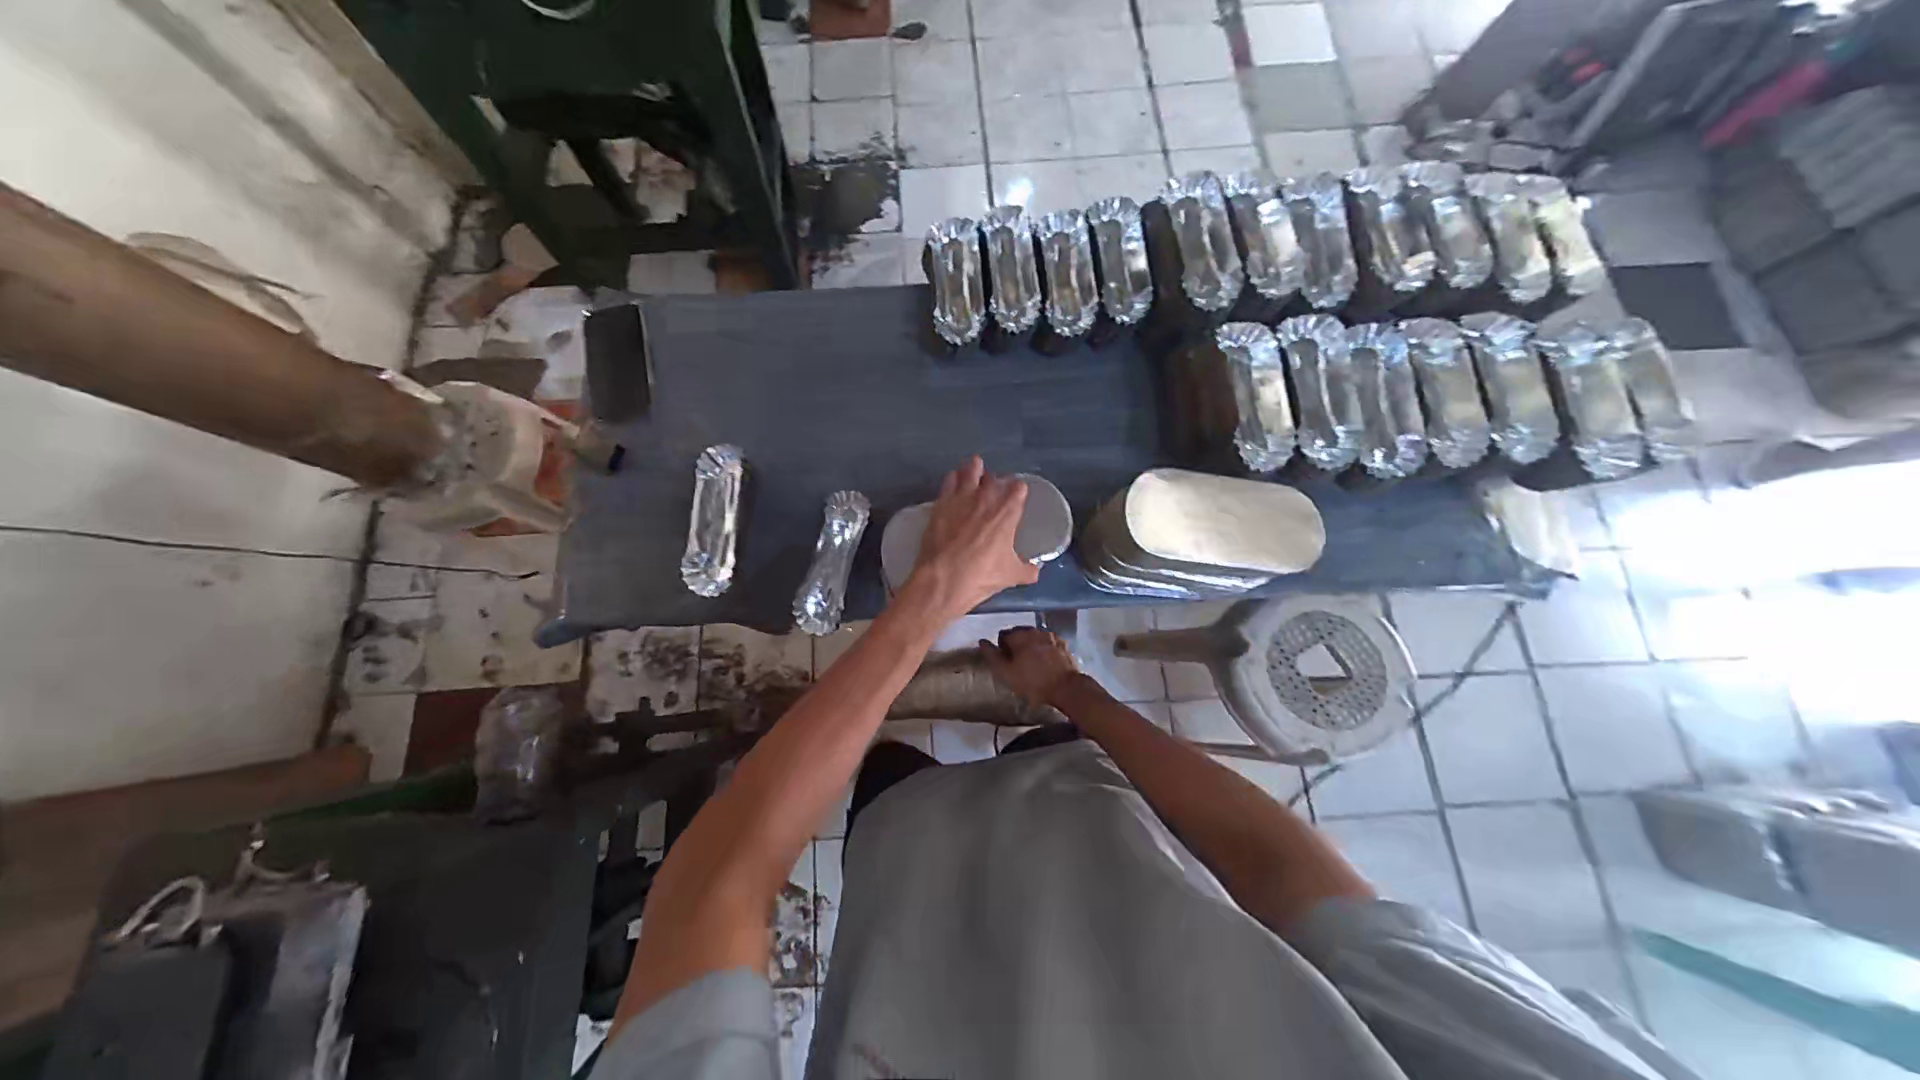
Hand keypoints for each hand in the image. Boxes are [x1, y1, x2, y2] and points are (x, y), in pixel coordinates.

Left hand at [904, 456, 1038, 618]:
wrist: (943, 579)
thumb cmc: (982, 576)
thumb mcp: (1011, 576)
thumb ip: (1027, 569)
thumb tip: (1035, 570)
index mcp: (1007, 513)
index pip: (1019, 488)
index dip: (1019, 489)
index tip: (1018, 492)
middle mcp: (985, 499)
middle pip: (994, 478)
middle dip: (996, 479)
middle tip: (995, 484)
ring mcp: (961, 499)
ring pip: (970, 472)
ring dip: (974, 469)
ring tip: (975, 466)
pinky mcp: (941, 504)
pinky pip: (949, 482)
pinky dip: (953, 479)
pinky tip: (953, 479)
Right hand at [980, 626, 1080, 707]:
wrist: (1066, 688)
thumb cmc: (1033, 682)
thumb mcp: (1007, 673)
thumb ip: (992, 656)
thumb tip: (982, 641)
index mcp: (1020, 635)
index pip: (1003, 635)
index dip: (1002, 648)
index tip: (1006, 662)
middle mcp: (1035, 630)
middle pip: (1020, 634)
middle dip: (1017, 645)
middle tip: (1018, 664)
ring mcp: (1051, 635)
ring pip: (1035, 637)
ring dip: (1031, 646)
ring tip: (1032, 664)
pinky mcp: (1063, 643)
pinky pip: (1048, 642)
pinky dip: (1044, 649)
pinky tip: (1046, 662)